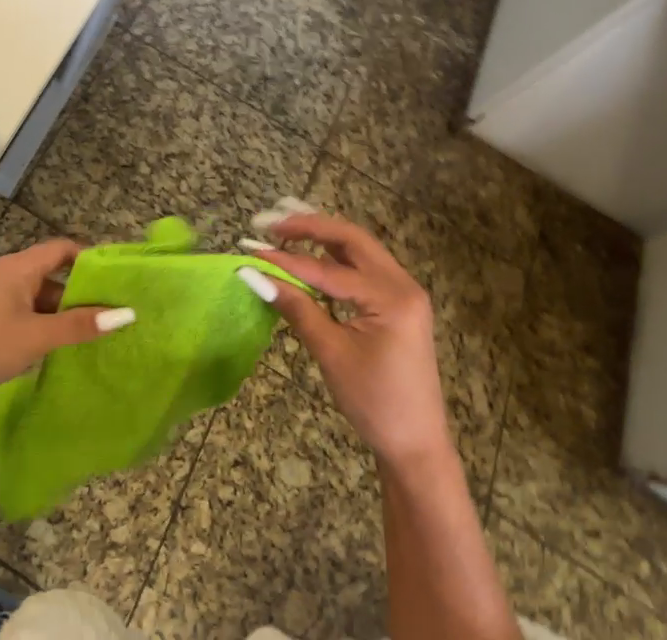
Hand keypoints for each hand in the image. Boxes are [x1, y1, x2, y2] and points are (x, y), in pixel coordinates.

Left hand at [0, 239, 135, 395]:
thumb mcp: (37, 336)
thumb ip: (80, 325)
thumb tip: (126, 313)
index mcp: (18, 267)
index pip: (63, 249)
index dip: (91, 260)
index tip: (117, 281)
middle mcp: (8, 274)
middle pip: (54, 273)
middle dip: (82, 292)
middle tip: (114, 312)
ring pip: (41, 295)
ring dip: (64, 311)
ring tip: (96, 332)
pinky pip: (28, 310)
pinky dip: (47, 322)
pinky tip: (62, 344)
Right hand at [243, 208, 453, 469]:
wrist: (415, 443)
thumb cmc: (374, 402)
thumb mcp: (331, 353)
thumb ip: (296, 308)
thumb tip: (255, 276)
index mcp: (392, 298)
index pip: (329, 269)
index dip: (287, 258)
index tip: (251, 248)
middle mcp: (403, 285)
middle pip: (352, 240)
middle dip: (310, 227)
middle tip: (270, 223)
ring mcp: (403, 293)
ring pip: (358, 251)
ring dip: (322, 238)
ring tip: (283, 232)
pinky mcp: (397, 304)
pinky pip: (362, 270)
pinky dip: (334, 259)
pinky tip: (308, 258)